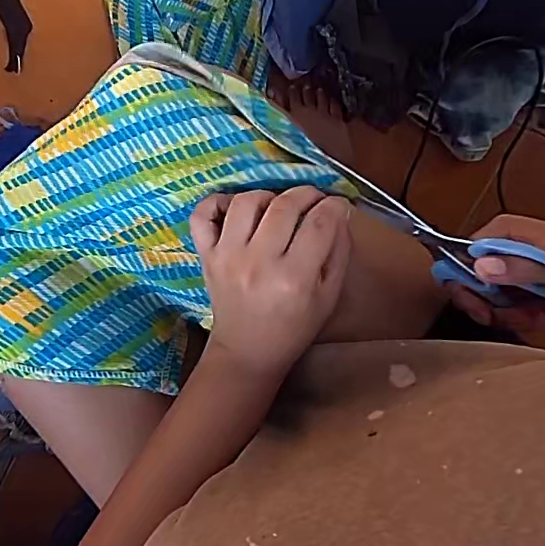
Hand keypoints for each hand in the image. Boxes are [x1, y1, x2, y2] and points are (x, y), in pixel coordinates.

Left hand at [190, 187, 352, 377]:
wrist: (248, 351)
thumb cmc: (294, 327)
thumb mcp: (329, 296)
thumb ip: (339, 252)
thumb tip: (341, 212)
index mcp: (295, 278)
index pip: (320, 222)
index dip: (335, 206)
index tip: (338, 206)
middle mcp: (259, 263)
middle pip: (285, 205)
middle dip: (307, 194)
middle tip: (315, 200)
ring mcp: (228, 257)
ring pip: (247, 201)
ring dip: (269, 195)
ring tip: (278, 208)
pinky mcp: (206, 256)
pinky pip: (203, 214)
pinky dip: (218, 202)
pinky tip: (236, 209)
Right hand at [447, 214, 544, 330]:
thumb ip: (519, 268)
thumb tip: (479, 267)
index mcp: (508, 231)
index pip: (463, 254)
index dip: (464, 284)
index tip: (482, 309)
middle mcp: (506, 247)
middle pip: (470, 279)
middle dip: (487, 305)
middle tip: (509, 318)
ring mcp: (516, 268)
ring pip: (486, 297)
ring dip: (505, 315)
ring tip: (532, 317)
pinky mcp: (526, 287)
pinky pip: (504, 306)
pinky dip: (516, 317)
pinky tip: (537, 318)